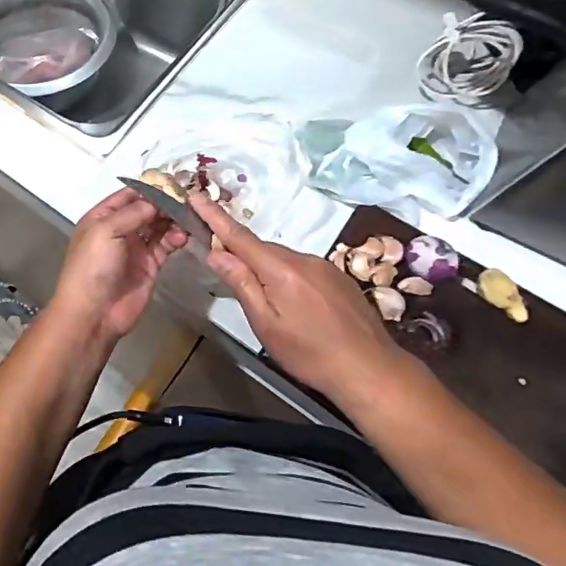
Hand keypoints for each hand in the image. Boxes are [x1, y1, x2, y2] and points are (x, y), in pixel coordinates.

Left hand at [48, 188, 187, 342]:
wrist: (94, 312)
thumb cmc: (93, 266)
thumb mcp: (106, 231)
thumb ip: (133, 212)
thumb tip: (157, 200)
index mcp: (102, 217)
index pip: (128, 195)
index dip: (149, 188)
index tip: (173, 182)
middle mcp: (119, 229)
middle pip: (146, 209)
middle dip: (166, 203)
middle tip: (189, 198)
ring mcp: (135, 247)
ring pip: (158, 226)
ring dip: (173, 220)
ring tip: (189, 216)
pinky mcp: (150, 265)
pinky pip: (166, 245)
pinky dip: (176, 238)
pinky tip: (185, 235)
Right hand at [189, 191, 420, 402]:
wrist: (370, 369)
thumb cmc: (310, 354)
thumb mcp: (265, 325)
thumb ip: (241, 285)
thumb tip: (216, 253)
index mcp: (281, 270)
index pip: (239, 236)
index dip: (214, 216)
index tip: (195, 196)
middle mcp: (303, 259)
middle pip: (261, 248)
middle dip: (240, 252)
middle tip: (223, 270)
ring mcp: (324, 267)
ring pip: (282, 259)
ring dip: (266, 269)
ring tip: (265, 301)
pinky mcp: (338, 278)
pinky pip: (302, 268)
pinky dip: (287, 277)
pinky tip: (294, 306)